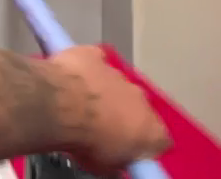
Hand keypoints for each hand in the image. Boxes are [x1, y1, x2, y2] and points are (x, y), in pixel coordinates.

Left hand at [47, 46, 171, 173]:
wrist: (61, 104)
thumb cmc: (87, 141)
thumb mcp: (107, 166)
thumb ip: (120, 160)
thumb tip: (116, 158)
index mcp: (153, 130)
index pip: (159, 140)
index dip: (145, 143)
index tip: (129, 146)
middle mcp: (141, 98)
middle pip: (137, 107)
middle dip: (124, 112)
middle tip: (103, 121)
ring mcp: (117, 73)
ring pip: (116, 82)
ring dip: (105, 89)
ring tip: (83, 98)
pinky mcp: (93, 54)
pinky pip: (94, 59)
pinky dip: (88, 65)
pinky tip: (76, 73)